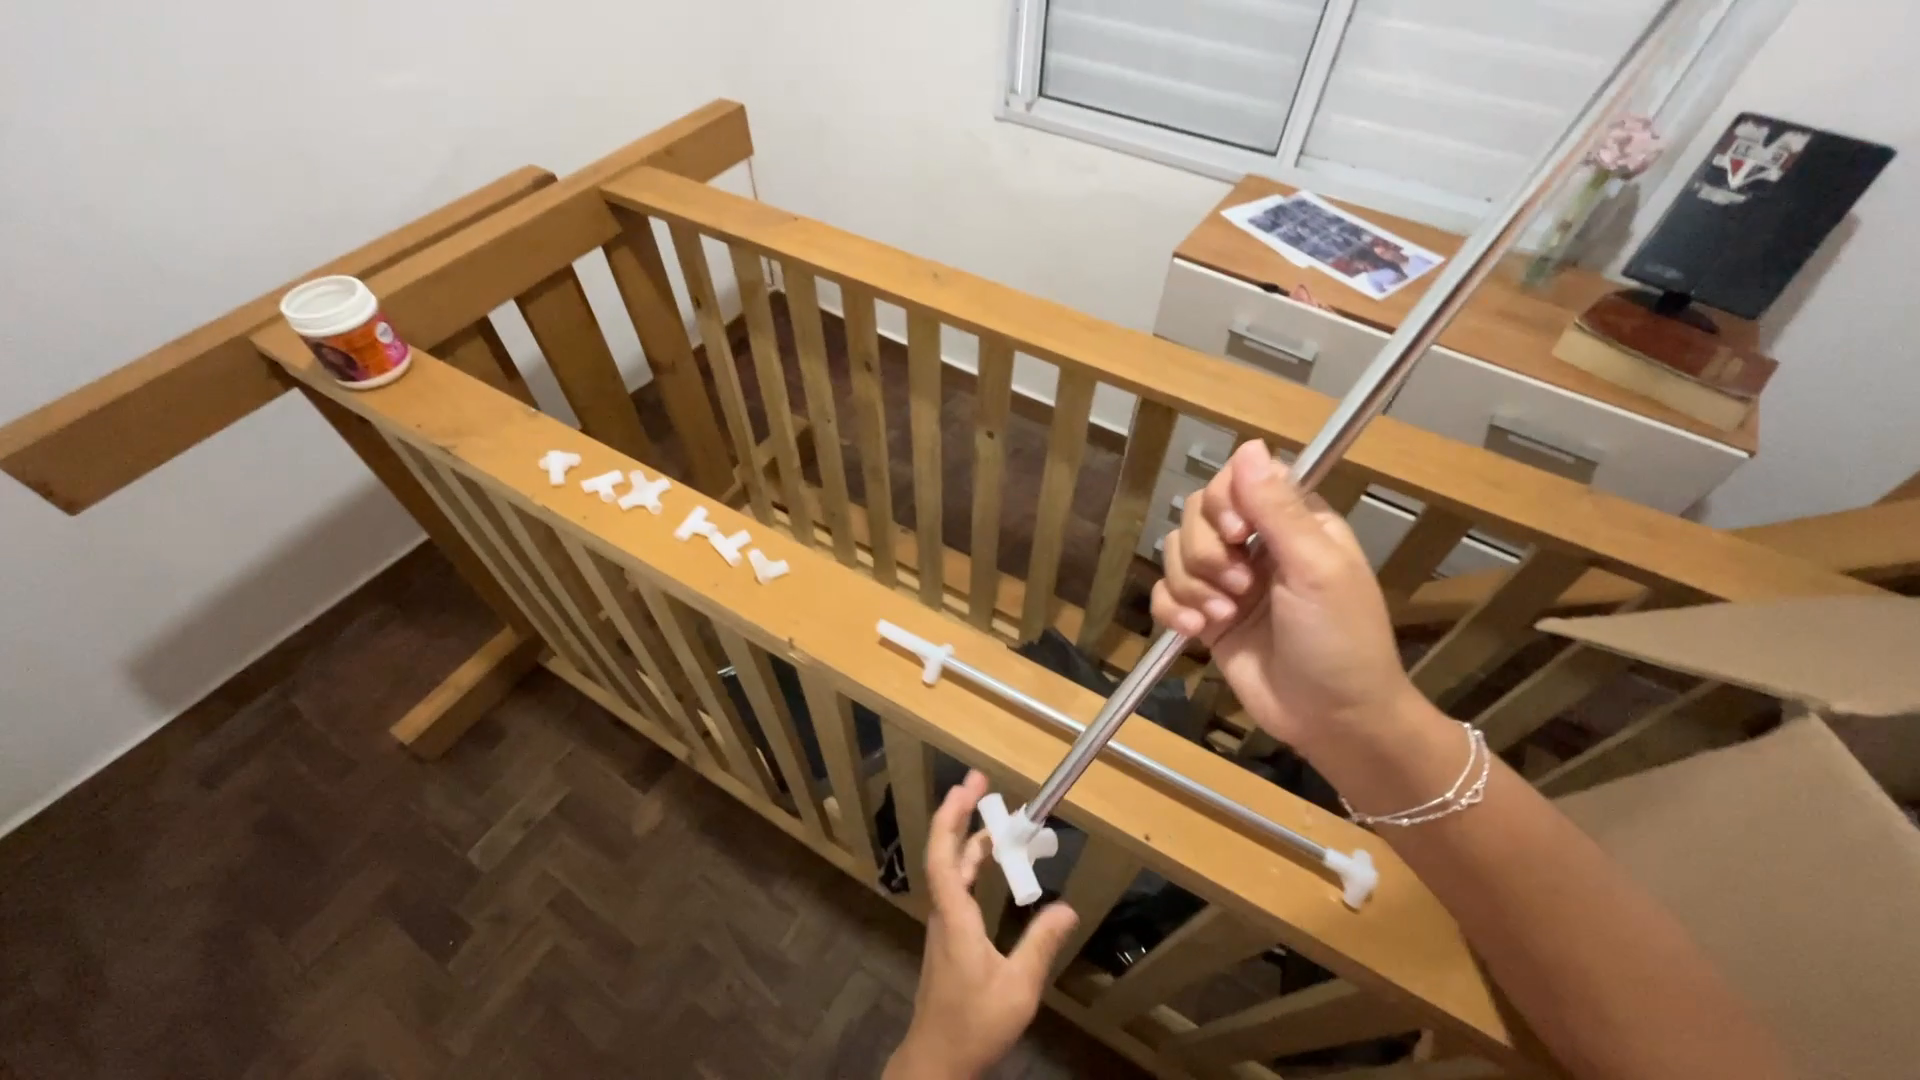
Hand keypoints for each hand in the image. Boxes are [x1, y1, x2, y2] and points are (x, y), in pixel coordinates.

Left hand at [885, 771, 1078, 1079]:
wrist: (936, 1062)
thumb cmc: (973, 1024)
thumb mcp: (1017, 988)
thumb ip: (1041, 944)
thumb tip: (1067, 907)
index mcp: (955, 918)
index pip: (944, 856)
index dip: (951, 818)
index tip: (965, 788)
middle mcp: (944, 913)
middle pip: (947, 853)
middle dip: (961, 815)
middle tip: (980, 783)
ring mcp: (944, 925)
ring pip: (953, 870)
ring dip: (972, 840)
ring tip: (1001, 821)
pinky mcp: (949, 938)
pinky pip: (959, 887)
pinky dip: (975, 865)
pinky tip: (994, 865)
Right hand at [1149, 440, 1416, 754]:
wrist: (1332, 719)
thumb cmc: (1340, 640)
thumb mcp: (1315, 569)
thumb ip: (1277, 509)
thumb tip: (1250, 447)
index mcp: (1293, 523)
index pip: (1237, 482)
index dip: (1224, 503)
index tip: (1237, 534)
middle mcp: (1257, 544)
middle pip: (1197, 516)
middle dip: (1206, 553)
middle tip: (1239, 588)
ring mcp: (1228, 581)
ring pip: (1176, 554)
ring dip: (1193, 587)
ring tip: (1223, 618)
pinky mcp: (1206, 616)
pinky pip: (1166, 594)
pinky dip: (1174, 611)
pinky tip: (1196, 632)